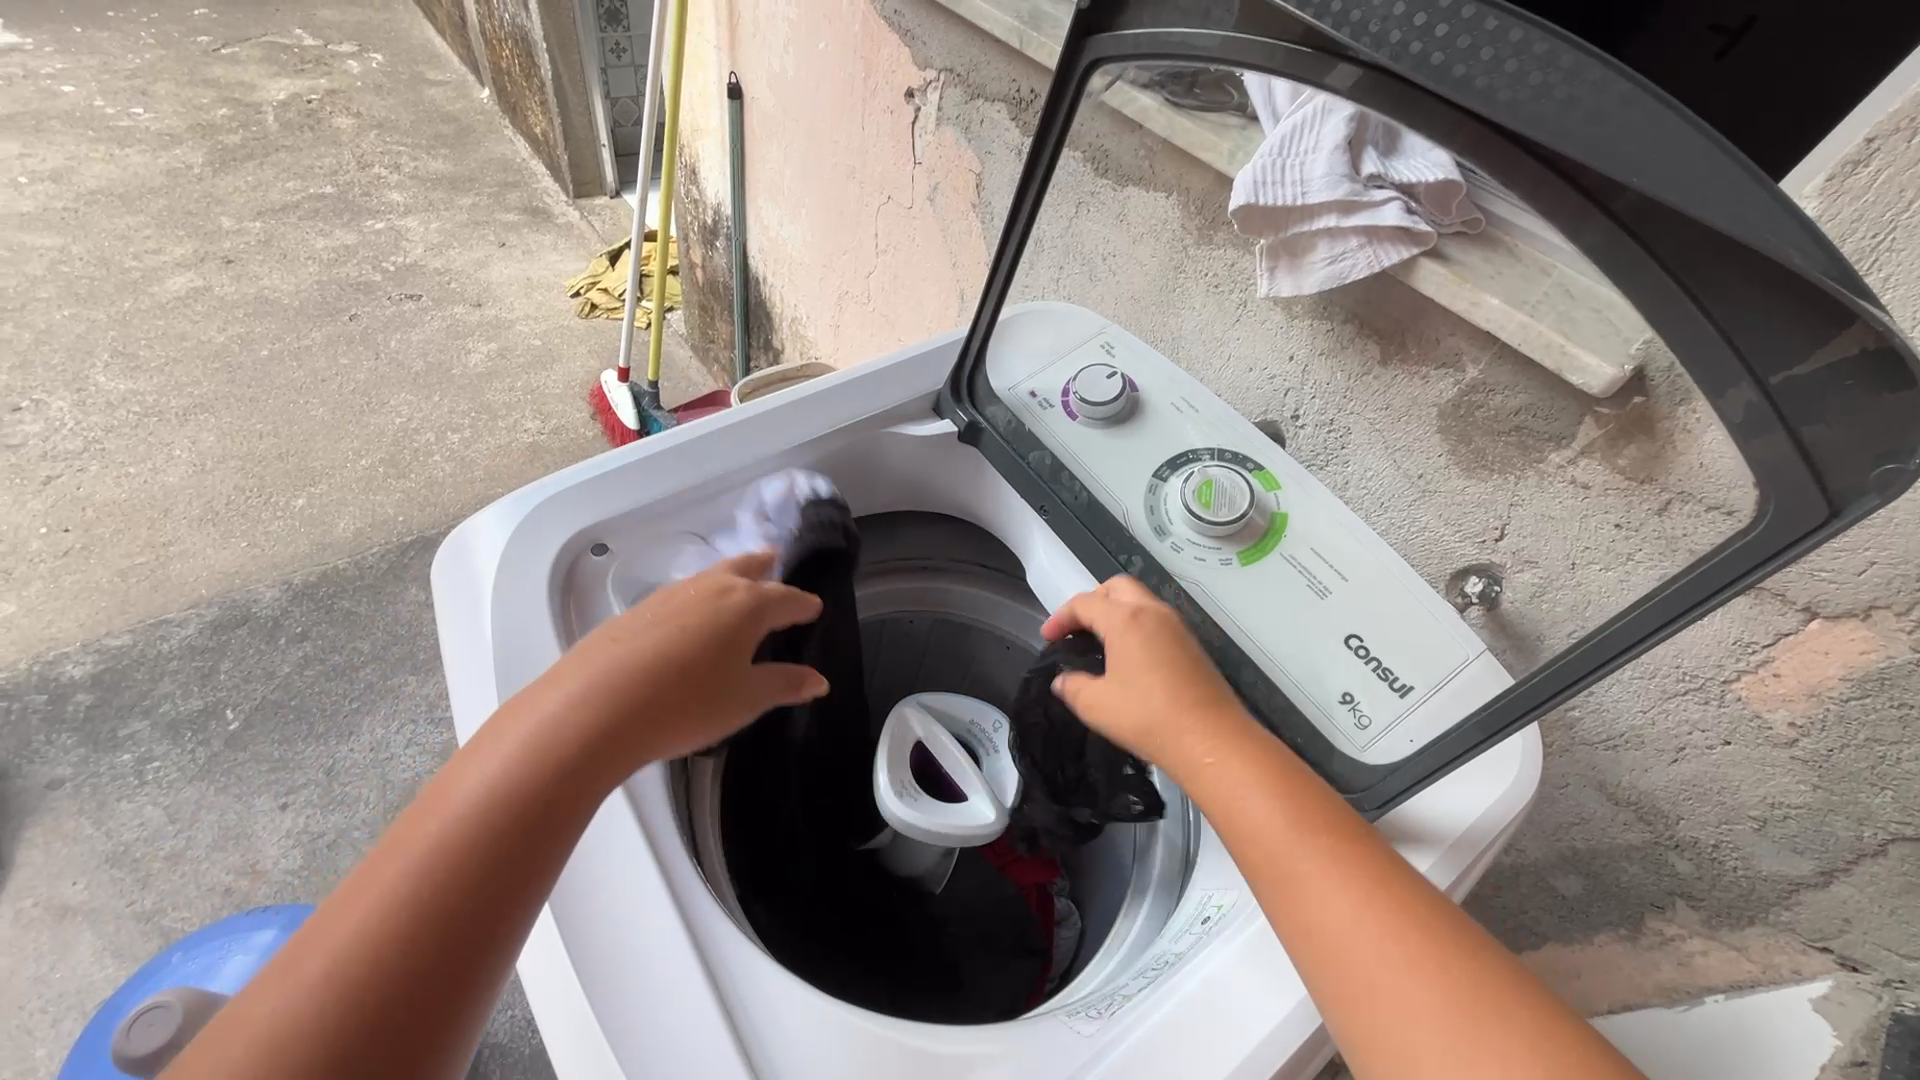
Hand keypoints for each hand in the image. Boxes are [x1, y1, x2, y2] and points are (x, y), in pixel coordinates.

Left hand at [532, 552, 828, 771]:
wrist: (595, 708)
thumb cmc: (688, 703)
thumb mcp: (746, 700)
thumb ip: (784, 684)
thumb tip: (818, 680)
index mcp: (748, 605)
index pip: (788, 598)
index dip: (804, 606)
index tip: (814, 610)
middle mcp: (712, 588)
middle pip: (746, 568)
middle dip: (764, 567)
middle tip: (775, 561)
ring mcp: (670, 596)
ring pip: (709, 577)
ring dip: (728, 579)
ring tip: (736, 589)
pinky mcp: (636, 612)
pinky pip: (680, 597)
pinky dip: (697, 600)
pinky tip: (689, 624)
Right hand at [1041, 576, 1264, 778]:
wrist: (1211, 739)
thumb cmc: (1148, 717)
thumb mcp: (1095, 705)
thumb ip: (1072, 686)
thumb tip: (1063, 680)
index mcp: (1126, 619)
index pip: (1085, 602)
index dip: (1060, 617)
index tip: (1047, 638)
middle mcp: (1153, 613)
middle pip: (1117, 587)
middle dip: (1092, 601)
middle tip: (1076, 628)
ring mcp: (1177, 627)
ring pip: (1141, 601)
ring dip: (1116, 612)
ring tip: (1100, 642)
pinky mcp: (1192, 645)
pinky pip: (1157, 621)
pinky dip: (1136, 627)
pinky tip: (1129, 658)